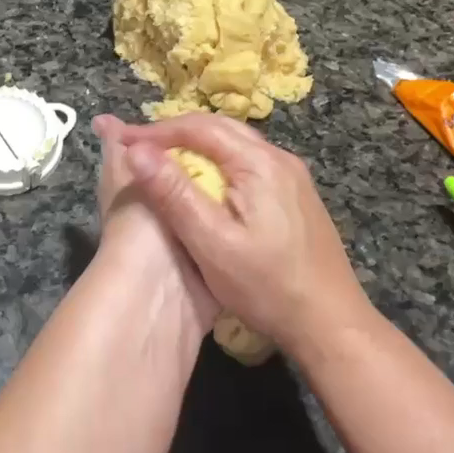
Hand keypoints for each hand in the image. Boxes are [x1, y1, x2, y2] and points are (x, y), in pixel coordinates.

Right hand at [95, 112, 372, 357]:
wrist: (332, 325)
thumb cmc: (268, 287)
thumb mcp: (212, 243)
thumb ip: (174, 193)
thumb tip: (136, 151)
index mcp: (259, 163)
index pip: (198, 127)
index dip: (155, 131)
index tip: (121, 141)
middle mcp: (279, 158)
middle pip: (217, 129)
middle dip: (173, 133)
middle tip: (136, 148)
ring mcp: (291, 176)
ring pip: (233, 145)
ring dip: (194, 147)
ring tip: (161, 162)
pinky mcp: (295, 195)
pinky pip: (247, 163)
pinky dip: (215, 163)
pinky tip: (202, 185)